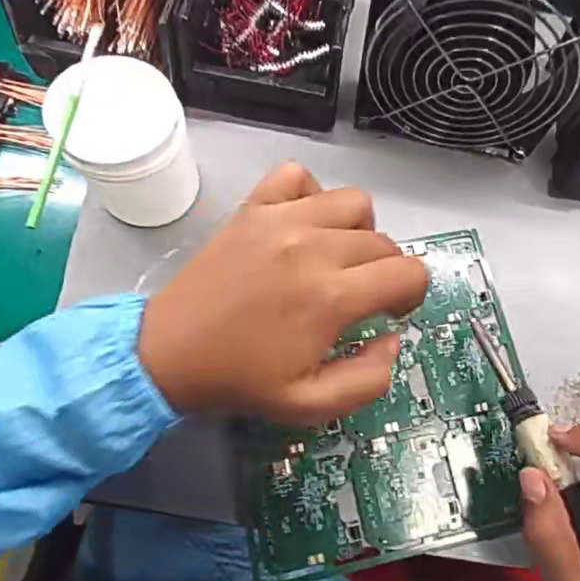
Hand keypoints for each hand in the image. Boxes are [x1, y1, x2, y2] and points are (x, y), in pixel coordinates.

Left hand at [138, 162, 427, 424]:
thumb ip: (368, 379)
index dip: (411, 295)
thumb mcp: (310, 405)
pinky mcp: (251, 209)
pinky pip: (296, 175)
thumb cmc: (238, 381)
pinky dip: (310, 194)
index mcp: (330, 296)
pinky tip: (302, 224)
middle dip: (385, 272)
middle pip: (382, 242)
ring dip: (358, 231)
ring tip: (335, 258)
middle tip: (358, 298)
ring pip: (353, 202)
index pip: (407, 273)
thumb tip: (391, 338)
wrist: (168, 354)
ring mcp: (279, 221)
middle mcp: (312, 247)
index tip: (389, 312)